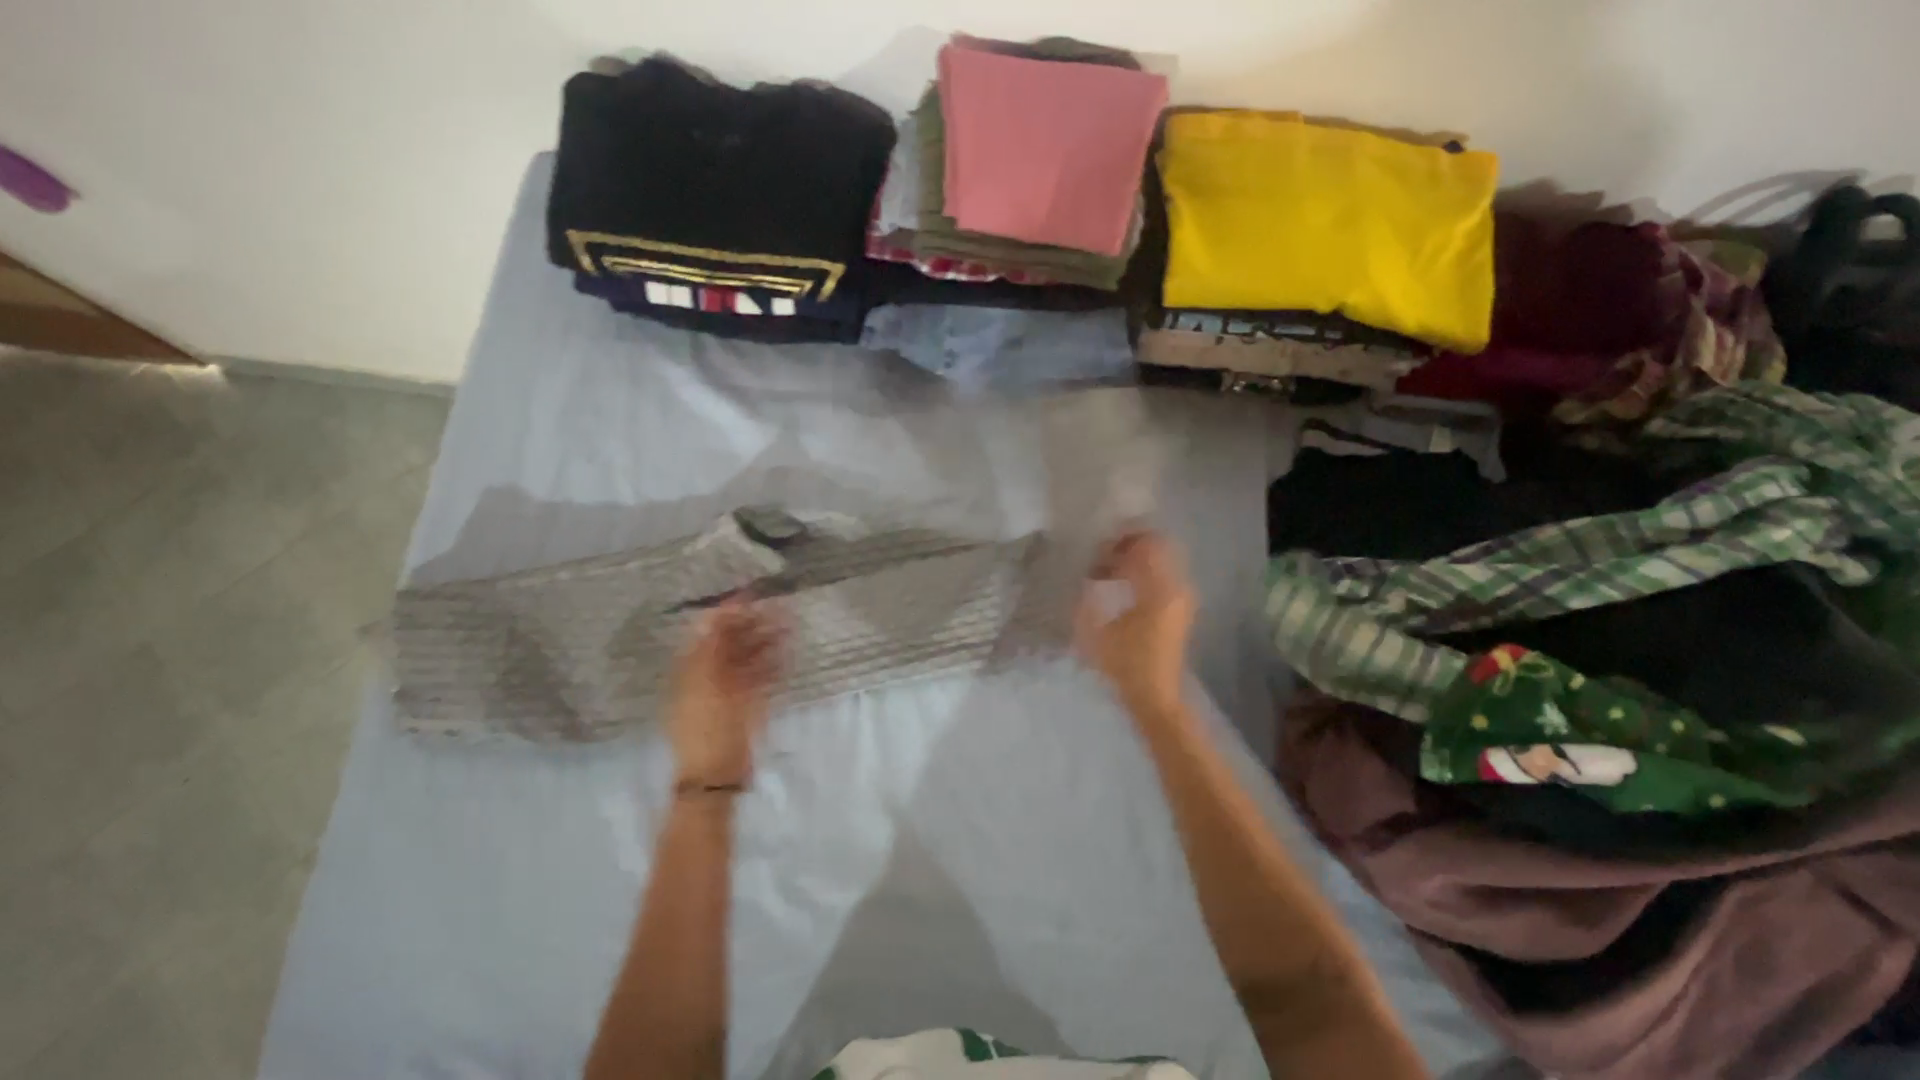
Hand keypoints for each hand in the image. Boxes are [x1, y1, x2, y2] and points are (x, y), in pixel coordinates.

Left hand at [667, 598, 784, 788]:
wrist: (716, 775)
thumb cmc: (706, 728)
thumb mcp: (704, 684)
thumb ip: (710, 647)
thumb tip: (713, 614)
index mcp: (693, 670)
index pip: (709, 632)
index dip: (728, 612)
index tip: (751, 595)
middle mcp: (711, 676)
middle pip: (732, 643)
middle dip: (753, 624)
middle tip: (778, 606)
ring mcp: (732, 691)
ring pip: (750, 659)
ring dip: (768, 641)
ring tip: (791, 623)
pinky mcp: (750, 706)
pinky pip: (763, 678)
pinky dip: (775, 664)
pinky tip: (790, 651)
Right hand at [1074, 530, 1196, 714]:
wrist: (1156, 699)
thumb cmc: (1126, 666)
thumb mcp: (1095, 631)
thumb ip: (1086, 598)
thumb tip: (1082, 576)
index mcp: (1160, 588)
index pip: (1147, 544)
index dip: (1121, 539)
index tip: (1096, 545)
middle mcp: (1177, 587)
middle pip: (1156, 549)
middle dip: (1127, 547)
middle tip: (1099, 555)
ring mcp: (1182, 599)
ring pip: (1159, 563)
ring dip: (1133, 562)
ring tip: (1104, 571)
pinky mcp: (1179, 611)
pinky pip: (1161, 578)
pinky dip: (1141, 576)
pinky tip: (1117, 587)